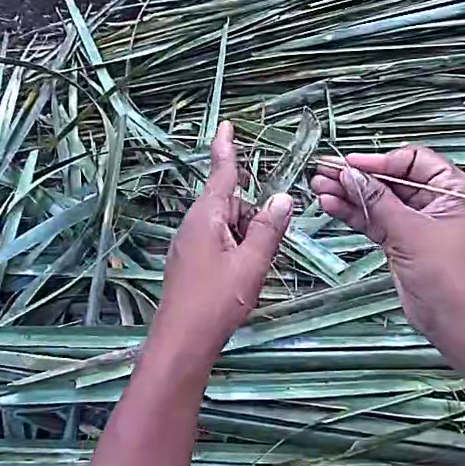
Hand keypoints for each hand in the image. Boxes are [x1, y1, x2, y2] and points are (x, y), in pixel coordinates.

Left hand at [150, 122, 294, 365]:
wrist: (182, 341)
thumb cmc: (216, 300)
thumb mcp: (251, 263)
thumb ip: (268, 229)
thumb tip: (283, 199)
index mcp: (207, 216)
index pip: (222, 173)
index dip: (227, 148)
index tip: (227, 124)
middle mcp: (194, 224)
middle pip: (231, 204)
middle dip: (252, 218)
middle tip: (262, 251)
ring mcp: (189, 244)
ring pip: (226, 226)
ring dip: (245, 239)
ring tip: (249, 271)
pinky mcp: (189, 262)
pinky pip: (218, 243)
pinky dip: (235, 251)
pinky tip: (239, 278)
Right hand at [310, 147, 464, 336]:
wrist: (459, 324)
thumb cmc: (453, 278)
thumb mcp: (412, 231)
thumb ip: (378, 201)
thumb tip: (352, 175)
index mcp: (453, 190)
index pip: (413, 161)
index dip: (380, 161)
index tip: (350, 164)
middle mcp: (437, 203)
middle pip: (392, 179)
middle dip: (358, 176)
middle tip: (326, 171)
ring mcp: (418, 224)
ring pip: (379, 200)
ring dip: (350, 194)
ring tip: (320, 187)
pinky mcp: (403, 243)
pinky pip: (376, 221)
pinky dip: (355, 214)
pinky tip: (332, 206)